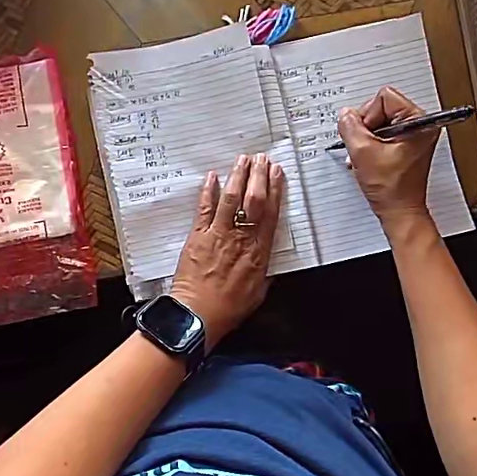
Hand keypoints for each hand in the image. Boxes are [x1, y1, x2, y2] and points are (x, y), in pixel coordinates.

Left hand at [169, 153, 285, 345]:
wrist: (199, 316)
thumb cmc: (229, 309)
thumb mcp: (258, 293)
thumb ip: (265, 273)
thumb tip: (268, 263)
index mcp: (259, 253)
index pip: (271, 214)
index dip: (275, 190)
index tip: (278, 173)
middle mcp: (242, 239)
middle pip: (254, 201)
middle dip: (259, 176)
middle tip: (262, 159)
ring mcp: (219, 235)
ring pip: (231, 200)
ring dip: (238, 177)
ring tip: (243, 160)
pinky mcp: (198, 237)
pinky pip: (204, 209)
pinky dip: (208, 191)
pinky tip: (212, 177)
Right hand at [337, 87, 437, 229]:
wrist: (399, 210)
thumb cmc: (392, 188)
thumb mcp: (362, 152)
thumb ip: (350, 127)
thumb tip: (345, 115)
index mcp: (418, 121)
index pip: (384, 97)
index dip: (368, 115)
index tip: (367, 136)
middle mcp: (419, 125)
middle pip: (381, 107)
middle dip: (366, 127)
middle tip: (366, 146)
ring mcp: (413, 135)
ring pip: (379, 121)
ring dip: (367, 137)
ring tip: (368, 155)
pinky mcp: (406, 145)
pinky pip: (383, 133)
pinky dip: (371, 144)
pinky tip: (370, 158)